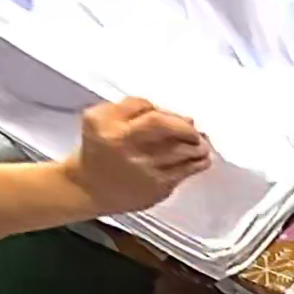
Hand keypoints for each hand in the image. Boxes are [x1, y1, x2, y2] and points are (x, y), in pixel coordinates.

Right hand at [62, 99, 212, 214]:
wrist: (92, 188)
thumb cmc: (102, 153)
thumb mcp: (103, 122)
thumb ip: (135, 113)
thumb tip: (181, 117)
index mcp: (104, 121)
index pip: (141, 105)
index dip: (164, 110)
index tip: (175, 117)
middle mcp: (122, 141)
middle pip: (161, 125)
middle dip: (185, 127)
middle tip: (194, 132)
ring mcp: (142, 165)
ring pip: (179, 149)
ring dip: (198, 146)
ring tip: (201, 146)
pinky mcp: (158, 184)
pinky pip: (185, 170)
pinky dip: (198, 163)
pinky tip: (201, 160)